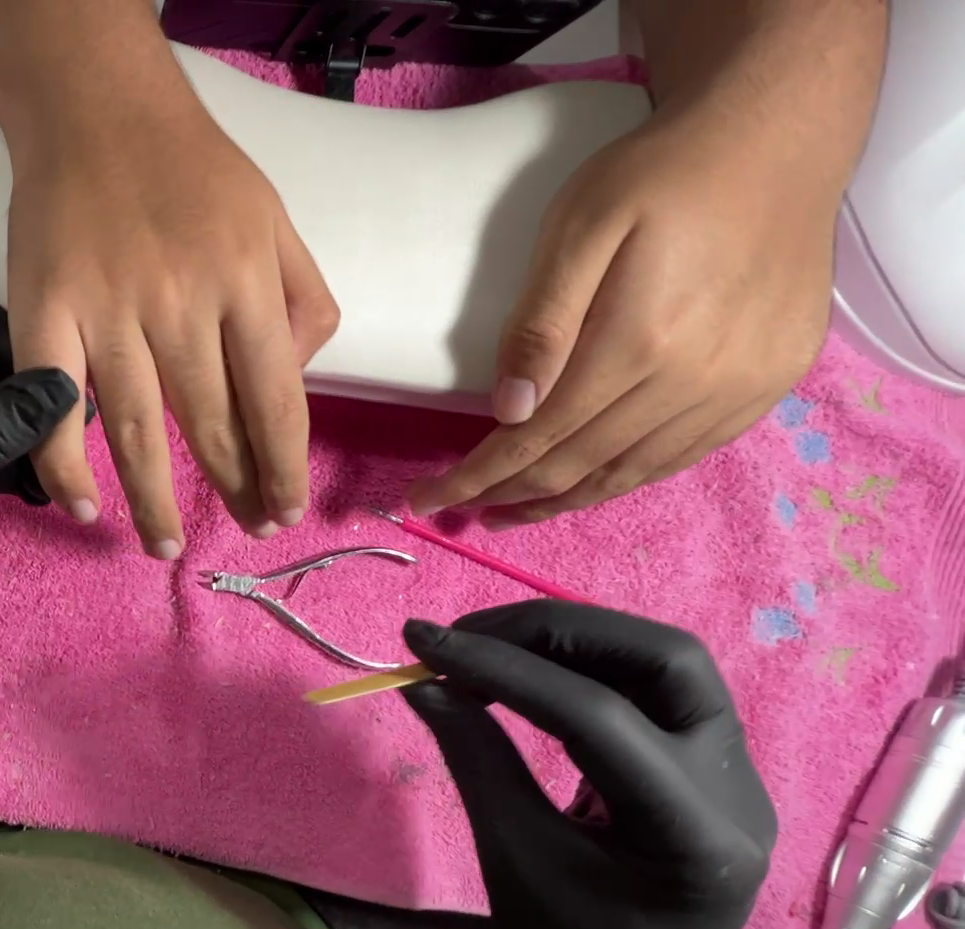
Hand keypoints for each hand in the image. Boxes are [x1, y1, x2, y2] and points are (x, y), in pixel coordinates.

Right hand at [7, 105, 337, 556]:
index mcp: (243, 281)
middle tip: (241, 532)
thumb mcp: (273, 218)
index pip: (275, 400)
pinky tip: (83, 509)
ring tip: (164, 546)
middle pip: (211, 425)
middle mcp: (180, 304)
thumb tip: (295, 379)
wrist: (94, 112)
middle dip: (233, 489)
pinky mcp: (44, 316)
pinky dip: (63, 466)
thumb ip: (300, 298)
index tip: (281, 509)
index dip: (281, 466)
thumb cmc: (188, 168)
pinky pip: (53, 407)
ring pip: (136, 430)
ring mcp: (107, 313)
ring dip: (154, 500)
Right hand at [401, 601, 775, 928]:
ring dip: (569, 638)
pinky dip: (581, 664)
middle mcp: (735, 788)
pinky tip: (525, 673)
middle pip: (663, 659)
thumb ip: (471, 754)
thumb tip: (421, 680)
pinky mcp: (707, 766)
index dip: (499, 668)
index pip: (594, 714)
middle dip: (554, 631)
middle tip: (468, 636)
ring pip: (664, 661)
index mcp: (692, 833)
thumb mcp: (510, 853)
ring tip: (489, 646)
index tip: (422, 643)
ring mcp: (732, 774)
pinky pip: (651, 687)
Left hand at [407, 111, 837, 528]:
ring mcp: (740, 387)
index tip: (425, 501)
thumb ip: (540, 327)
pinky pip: (681, 456)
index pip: (532, 440)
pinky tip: (585, 485)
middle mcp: (693, 381)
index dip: (474, 477)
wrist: (779, 137)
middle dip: (505, 495)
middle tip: (459, 509)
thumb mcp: (576, 234)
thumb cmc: (657, 179)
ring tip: (508, 514)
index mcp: (638, 345)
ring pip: (627, 474)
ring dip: (559, 502)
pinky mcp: (769, 382)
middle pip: (574, 465)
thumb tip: (508, 411)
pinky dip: (622, 480)